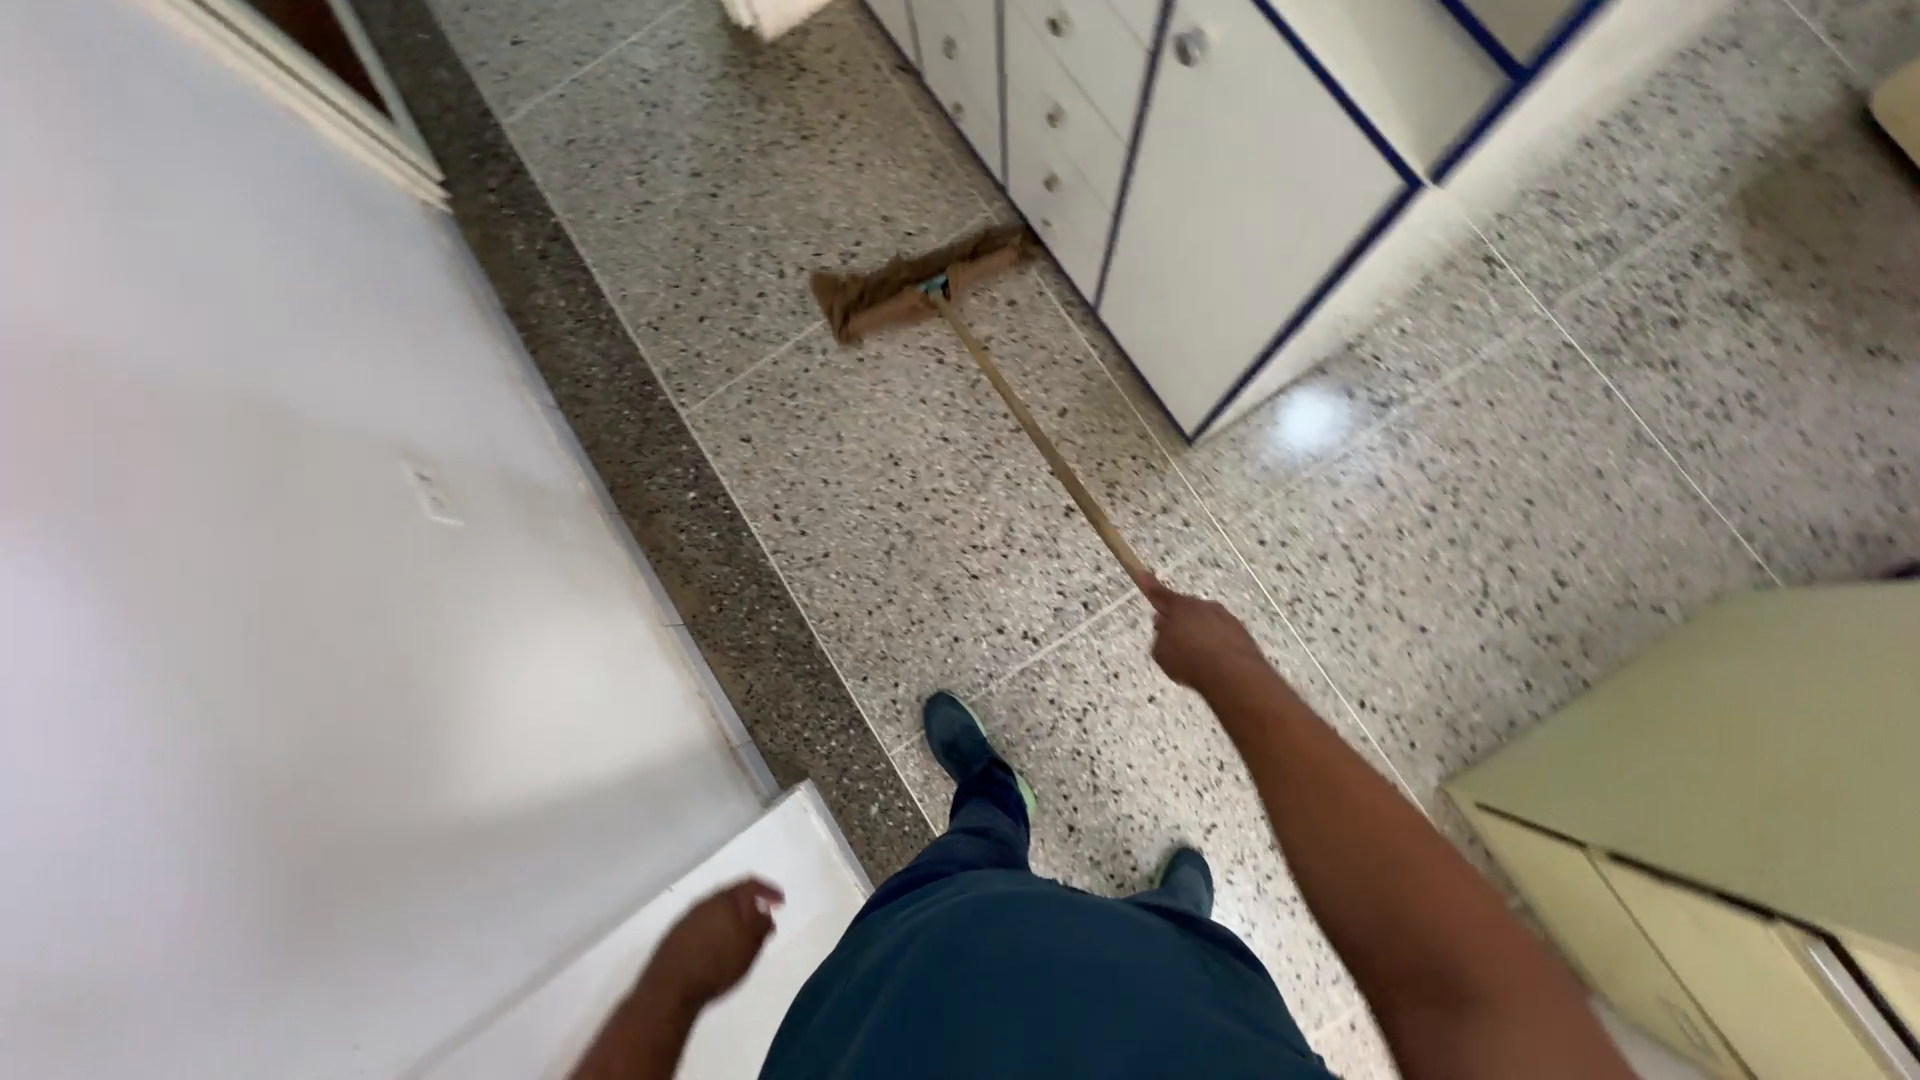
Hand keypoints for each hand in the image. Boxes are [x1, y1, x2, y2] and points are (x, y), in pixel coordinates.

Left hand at [640, 879, 783, 1011]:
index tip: (781, 902)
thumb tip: (764, 912)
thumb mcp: (750, 945)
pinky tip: (717, 951)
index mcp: (724, 899)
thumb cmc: (716, 964)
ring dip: (731, 922)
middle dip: (749, 908)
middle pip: (731, 897)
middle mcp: (703, 903)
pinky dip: (715, 934)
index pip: (750, 884)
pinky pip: (702, 928)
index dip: (768, 890)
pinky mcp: (673, 939)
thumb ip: (762, 924)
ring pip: (715, 913)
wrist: (668, 991)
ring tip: (741, 941)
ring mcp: (686, 921)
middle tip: (761, 923)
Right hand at [1136, 573, 1268, 693]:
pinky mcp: (1241, 631)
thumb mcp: (1161, 652)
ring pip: (1204, 621)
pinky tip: (1213, 662)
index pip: (1159, 593)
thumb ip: (1159, 635)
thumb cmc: (1190, 662)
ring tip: (1196, 659)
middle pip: (1185, 609)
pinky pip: (1221, 633)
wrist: (1234, 675)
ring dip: (1198, 634)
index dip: (1148, 584)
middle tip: (1174, 644)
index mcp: (1180, 607)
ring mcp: (1224, 616)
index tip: (1141, 572)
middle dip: (1178, 621)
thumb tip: (1165, 625)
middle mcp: (1203, 606)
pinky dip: (1215, 643)